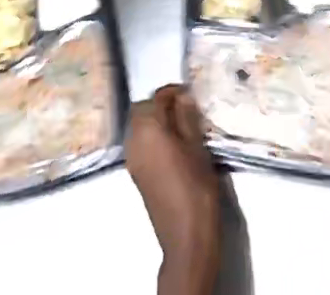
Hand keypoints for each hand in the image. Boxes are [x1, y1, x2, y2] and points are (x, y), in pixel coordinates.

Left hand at [127, 85, 222, 294]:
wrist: (185, 236)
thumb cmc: (196, 189)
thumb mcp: (197, 149)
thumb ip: (187, 119)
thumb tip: (183, 96)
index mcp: (148, 127)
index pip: (156, 97)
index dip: (172, 92)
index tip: (189, 94)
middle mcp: (133, 137)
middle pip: (142, 108)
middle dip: (160, 104)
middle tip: (184, 108)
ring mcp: (131, 156)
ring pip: (138, 124)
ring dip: (154, 119)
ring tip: (179, 126)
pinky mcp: (135, 171)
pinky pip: (138, 141)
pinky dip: (151, 136)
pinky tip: (170, 145)